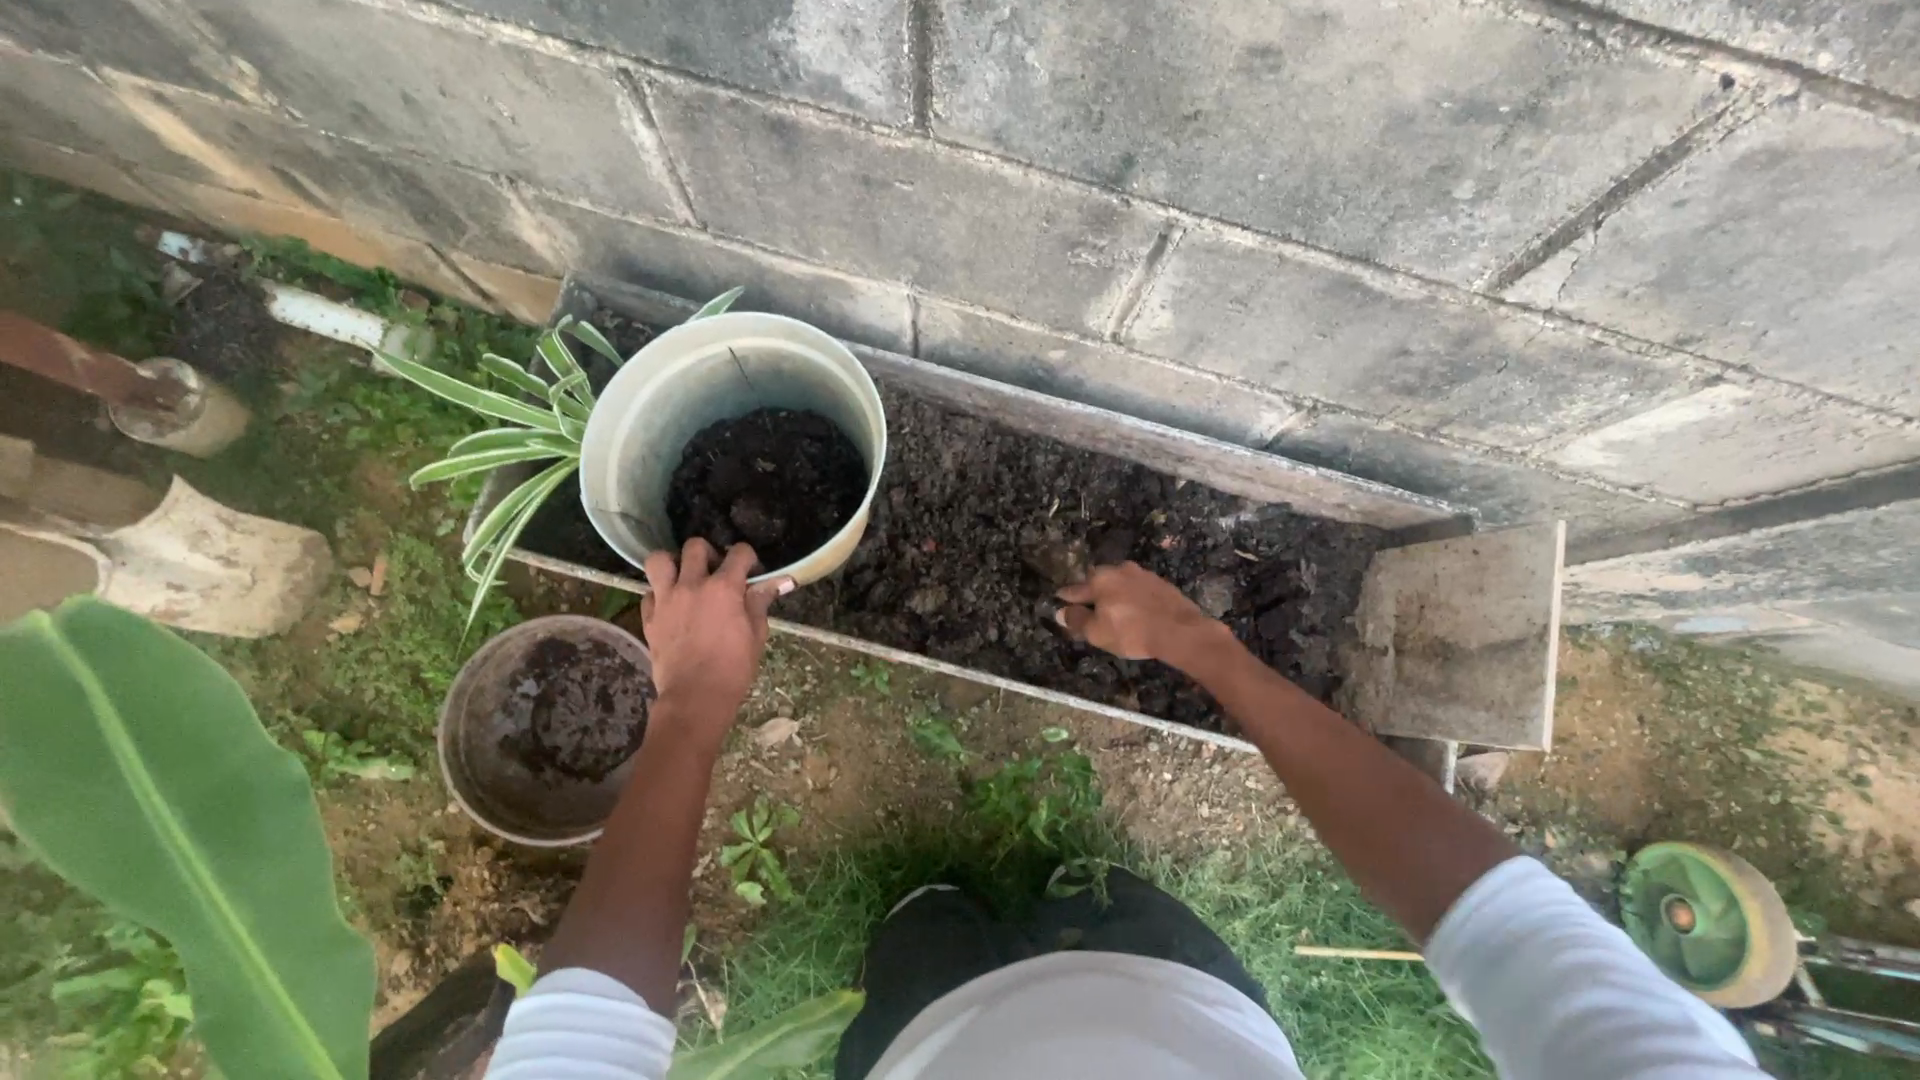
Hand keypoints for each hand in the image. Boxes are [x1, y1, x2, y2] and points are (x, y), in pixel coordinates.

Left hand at [641, 539, 792, 748]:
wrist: (696, 696)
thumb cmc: (733, 667)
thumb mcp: (757, 634)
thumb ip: (759, 603)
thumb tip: (771, 584)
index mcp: (724, 587)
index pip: (739, 553)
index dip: (748, 558)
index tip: (751, 572)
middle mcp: (692, 585)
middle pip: (695, 546)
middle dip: (709, 553)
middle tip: (715, 571)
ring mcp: (666, 599)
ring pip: (659, 560)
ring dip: (673, 563)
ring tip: (683, 577)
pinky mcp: (649, 617)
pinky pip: (648, 592)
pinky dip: (659, 594)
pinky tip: (670, 605)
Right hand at [1055, 561, 1222, 663]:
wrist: (1180, 630)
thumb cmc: (1131, 632)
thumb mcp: (1097, 632)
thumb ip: (1077, 620)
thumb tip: (1061, 612)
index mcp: (1100, 579)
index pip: (1076, 589)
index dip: (1067, 597)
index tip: (1060, 597)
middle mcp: (1120, 570)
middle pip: (1099, 580)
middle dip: (1092, 591)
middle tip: (1089, 604)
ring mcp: (1142, 574)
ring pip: (1120, 582)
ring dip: (1115, 593)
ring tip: (1113, 607)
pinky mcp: (1161, 583)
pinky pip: (1138, 588)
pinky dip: (1132, 597)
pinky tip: (1135, 608)